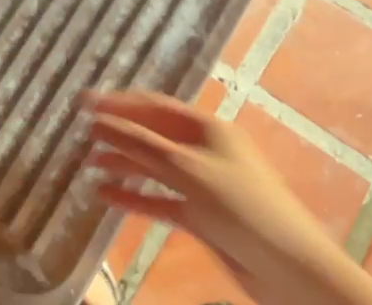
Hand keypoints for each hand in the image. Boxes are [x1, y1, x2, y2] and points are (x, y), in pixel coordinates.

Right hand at [83, 89, 371, 304]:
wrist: (290, 269)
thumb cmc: (241, 205)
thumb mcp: (186, 169)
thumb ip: (140, 144)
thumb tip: (97, 120)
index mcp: (207, 128)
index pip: (155, 106)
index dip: (119, 101)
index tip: (84, 101)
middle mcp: (203, 150)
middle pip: (153, 134)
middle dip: (118, 132)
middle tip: (81, 130)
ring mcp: (202, 183)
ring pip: (154, 167)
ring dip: (123, 163)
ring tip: (88, 163)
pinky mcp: (201, 216)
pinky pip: (160, 199)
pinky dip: (134, 197)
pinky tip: (105, 196)